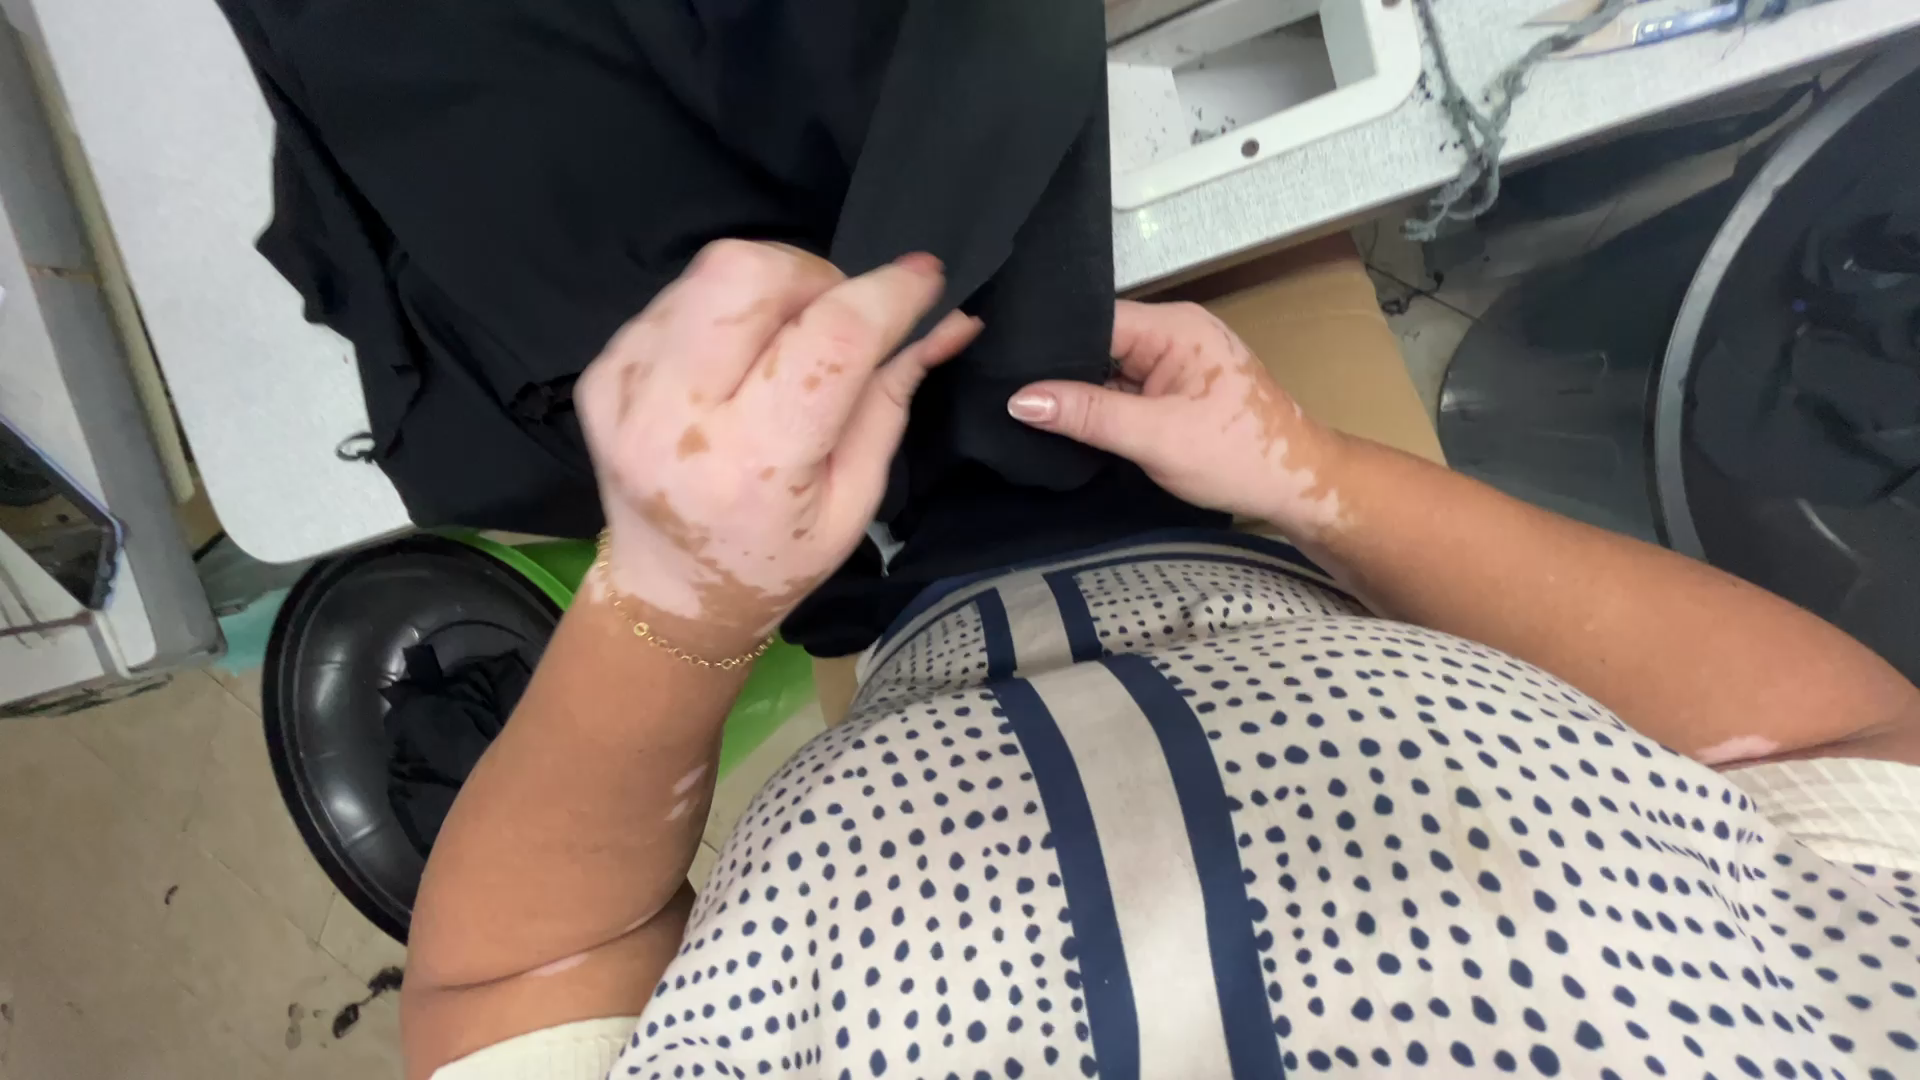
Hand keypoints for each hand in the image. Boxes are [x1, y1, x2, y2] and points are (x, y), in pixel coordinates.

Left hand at [574, 241, 981, 657]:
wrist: (670, 592)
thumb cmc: (777, 558)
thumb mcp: (855, 500)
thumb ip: (892, 401)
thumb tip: (948, 323)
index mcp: (753, 464)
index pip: (828, 340)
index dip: (886, 294)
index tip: (925, 278)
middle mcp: (673, 417)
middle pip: (743, 272)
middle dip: (813, 274)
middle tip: (839, 315)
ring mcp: (622, 387)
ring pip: (710, 273)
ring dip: (772, 291)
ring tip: (787, 347)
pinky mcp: (599, 370)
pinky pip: (679, 299)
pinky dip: (728, 313)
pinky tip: (739, 362)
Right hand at [1007, 299, 1347, 538]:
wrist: (1293, 486)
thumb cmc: (1236, 455)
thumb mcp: (1154, 437)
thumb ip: (1088, 415)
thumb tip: (1020, 400)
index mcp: (1173, 328)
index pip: (1095, 320)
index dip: (1051, 343)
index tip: (1003, 365)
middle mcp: (1170, 334)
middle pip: (1097, 342)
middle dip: (1057, 369)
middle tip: (1003, 389)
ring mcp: (1170, 363)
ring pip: (1105, 369)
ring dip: (1075, 391)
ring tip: (1022, 406)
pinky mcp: (1170, 390)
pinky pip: (1120, 390)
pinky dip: (1097, 408)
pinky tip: (1062, 421)